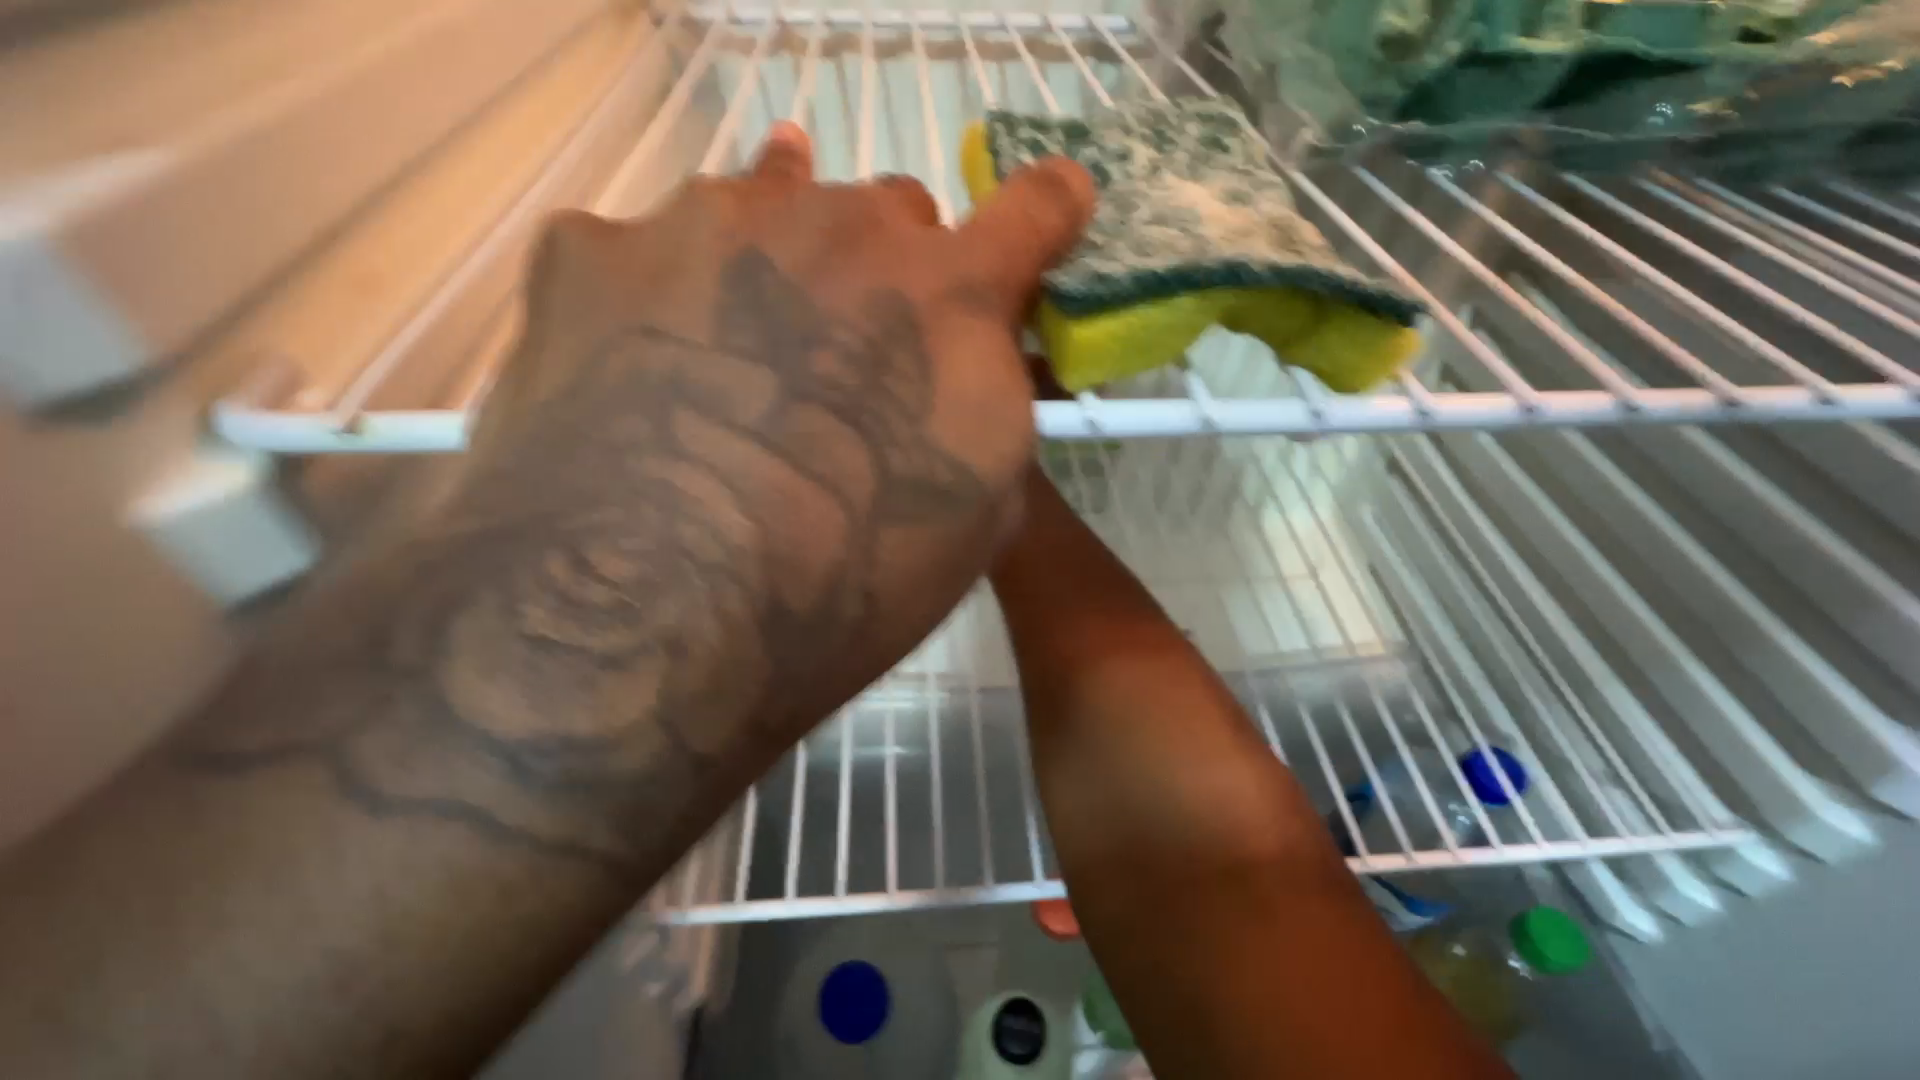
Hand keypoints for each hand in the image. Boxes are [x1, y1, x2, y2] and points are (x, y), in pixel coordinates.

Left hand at [438, 124, 1095, 766]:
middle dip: (886, 270)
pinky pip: (643, 247)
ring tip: (738, 346)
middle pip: (887, 210)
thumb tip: (978, 357)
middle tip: (846, 357)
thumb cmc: (840, 582)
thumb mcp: (975, 510)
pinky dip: (654, 295)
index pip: (1033, 210)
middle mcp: (838, 227)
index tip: (1049, 207)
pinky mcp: (593, 252)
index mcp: (947, 296)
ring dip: (775, 261)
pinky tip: (634, 372)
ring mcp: (707, 222)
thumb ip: (993, 404)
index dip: (1048, 207)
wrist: (647, 608)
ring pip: (767, 203)